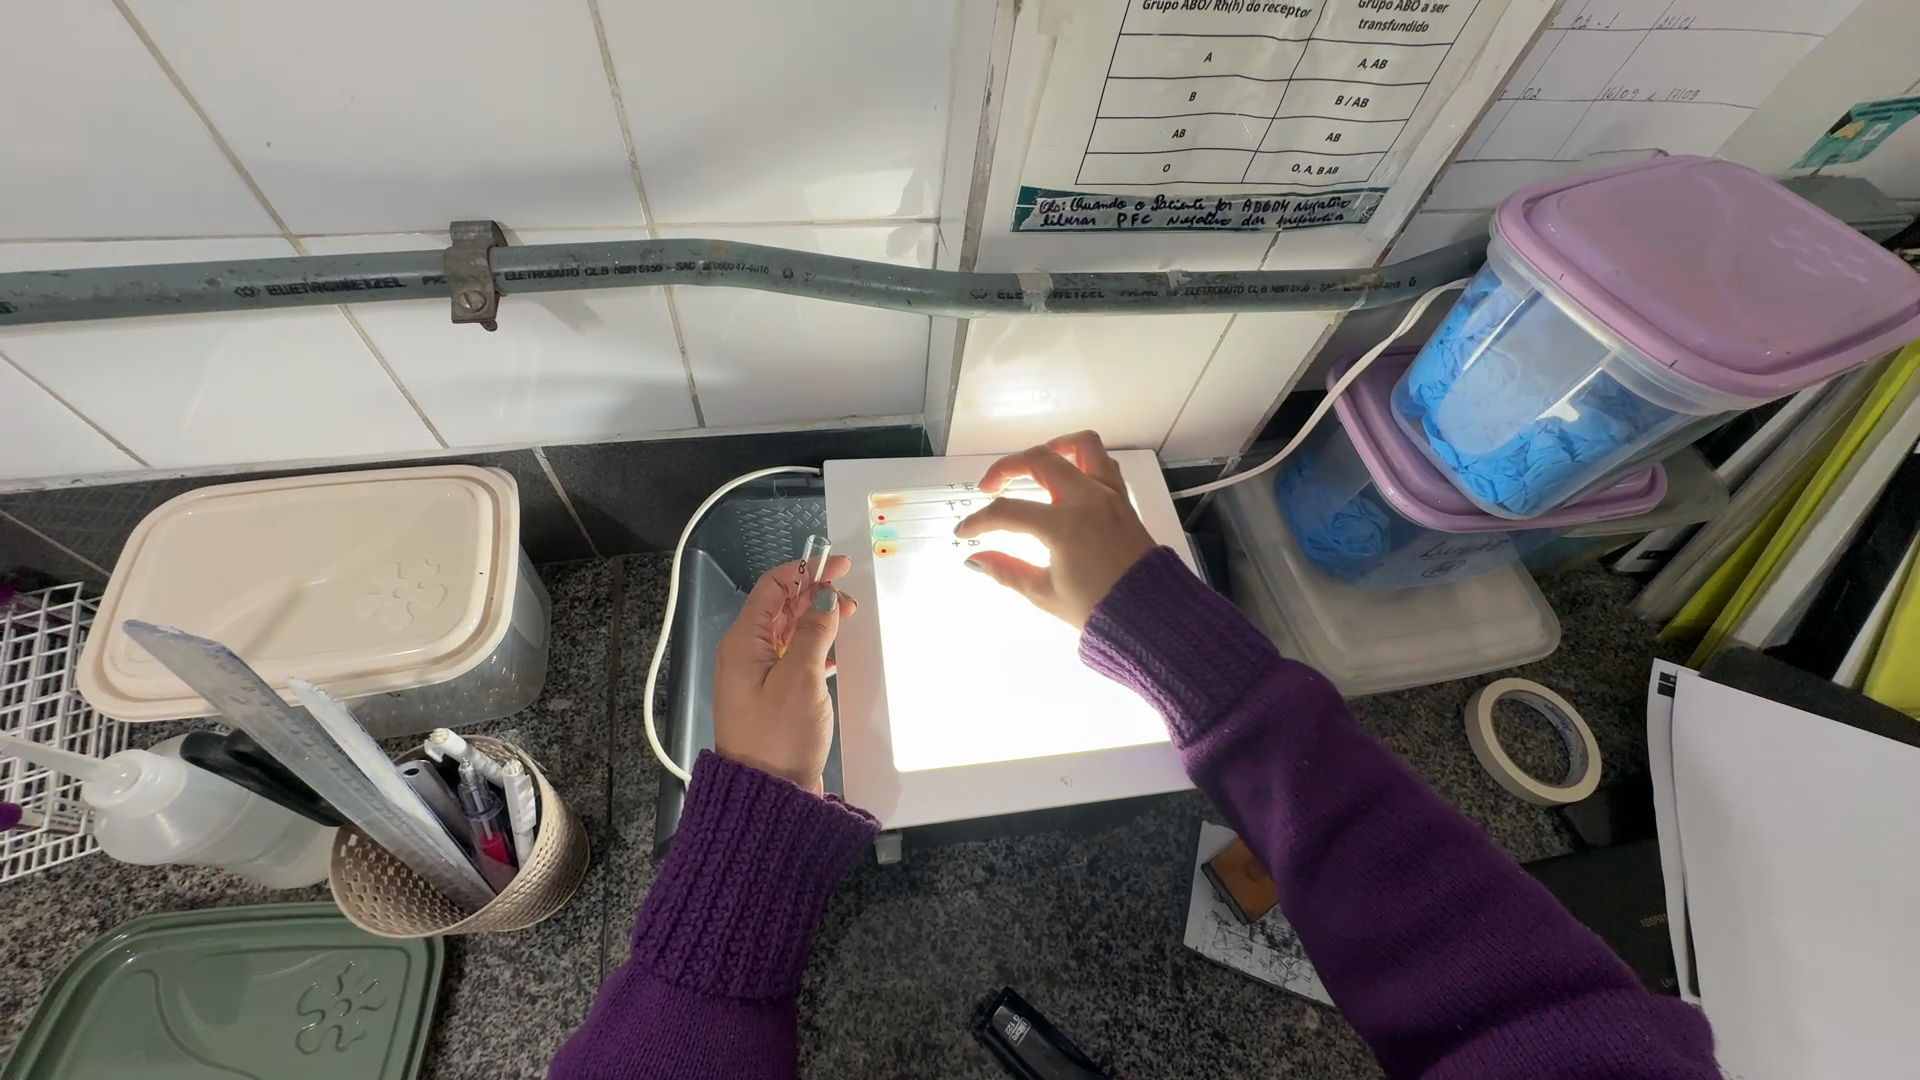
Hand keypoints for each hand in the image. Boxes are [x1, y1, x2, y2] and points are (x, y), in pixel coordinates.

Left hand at [712, 555, 856, 792]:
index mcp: (743, 642)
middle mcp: (745, 654)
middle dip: (813, 594)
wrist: (768, 797)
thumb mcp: (800, 677)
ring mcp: (758, 677)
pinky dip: (814, 646)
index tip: (841, 567)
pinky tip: (834, 653)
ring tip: (847, 619)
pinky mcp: (772, 697)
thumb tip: (824, 597)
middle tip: (848, 599)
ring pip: (788, 632)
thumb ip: (813, 631)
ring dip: (816, 619)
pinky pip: (793, 657)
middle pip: (779, 607)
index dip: (806, 570)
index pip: (771, 587)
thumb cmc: (780, 734)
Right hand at [955, 431, 1156, 628]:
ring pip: (1080, 445)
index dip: (979, 520)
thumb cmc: (1097, 608)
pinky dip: (1081, 460)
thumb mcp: (1044, 593)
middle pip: (1038, 459)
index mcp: (1063, 525)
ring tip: (1032, 465)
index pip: (1007, 511)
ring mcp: (1108, 494)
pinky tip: (1066, 476)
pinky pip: (1103, 462)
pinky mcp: (1122, 499)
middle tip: (989, 487)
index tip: (964, 532)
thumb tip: (973, 559)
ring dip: (1051, 448)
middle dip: (1005, 468)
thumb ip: (1005, 570)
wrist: (1149, 615)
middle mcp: (1087, 499)